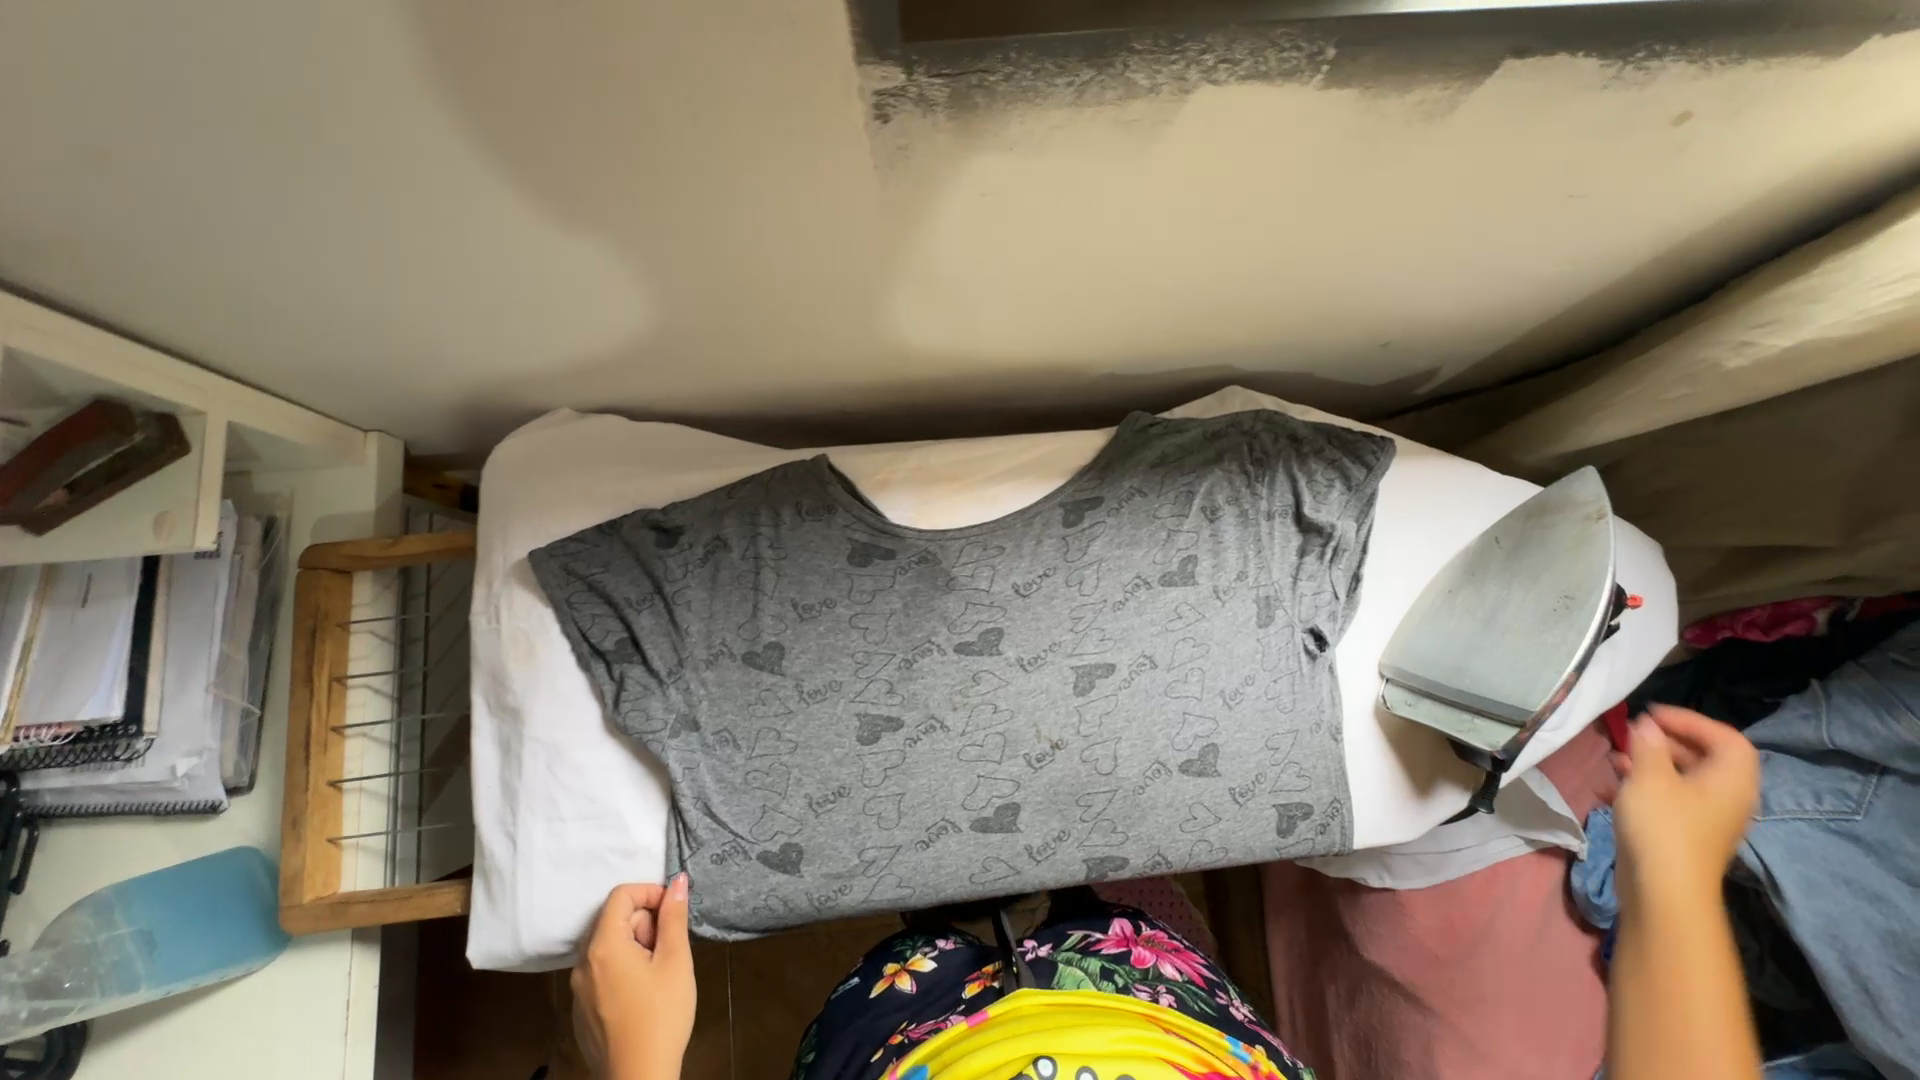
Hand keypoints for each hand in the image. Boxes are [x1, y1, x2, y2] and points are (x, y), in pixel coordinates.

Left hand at [571, 874, 696, 1079]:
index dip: (650, 893)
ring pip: (608, 947)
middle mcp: (583, 963)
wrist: (639, 1078)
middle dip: (644, 923)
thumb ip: (673, 916)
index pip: (621, 895)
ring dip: (636, 946)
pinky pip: (602, 972)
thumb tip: (676, 881)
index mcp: (603, 946)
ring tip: (659, 973)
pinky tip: (644, 995)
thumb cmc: (662, 1014)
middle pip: (613, 920)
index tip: (673, 913)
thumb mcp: (676, 960)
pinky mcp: (582, 1010)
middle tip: (669, 949)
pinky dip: (623, 969)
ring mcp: (579, 989)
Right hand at [1611, 705, 1760, 900]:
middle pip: (1705, 757)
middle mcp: (1726, 797)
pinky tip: (1609, 787)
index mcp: (1730, 781)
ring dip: (1650, 763)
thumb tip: (1647, 726)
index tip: (1651, 714)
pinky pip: (1668, 798)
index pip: (1727, 738)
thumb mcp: (1649, 778)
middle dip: (1667, 741)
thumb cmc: (1662, 825)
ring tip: (1614, 758)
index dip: (1692, 721)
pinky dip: (1642, 786)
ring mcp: (1706, 817)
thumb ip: (1648, 747)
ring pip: (1683, 778)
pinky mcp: (1684, 832)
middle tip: (1631, 733)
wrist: (1663, 888)